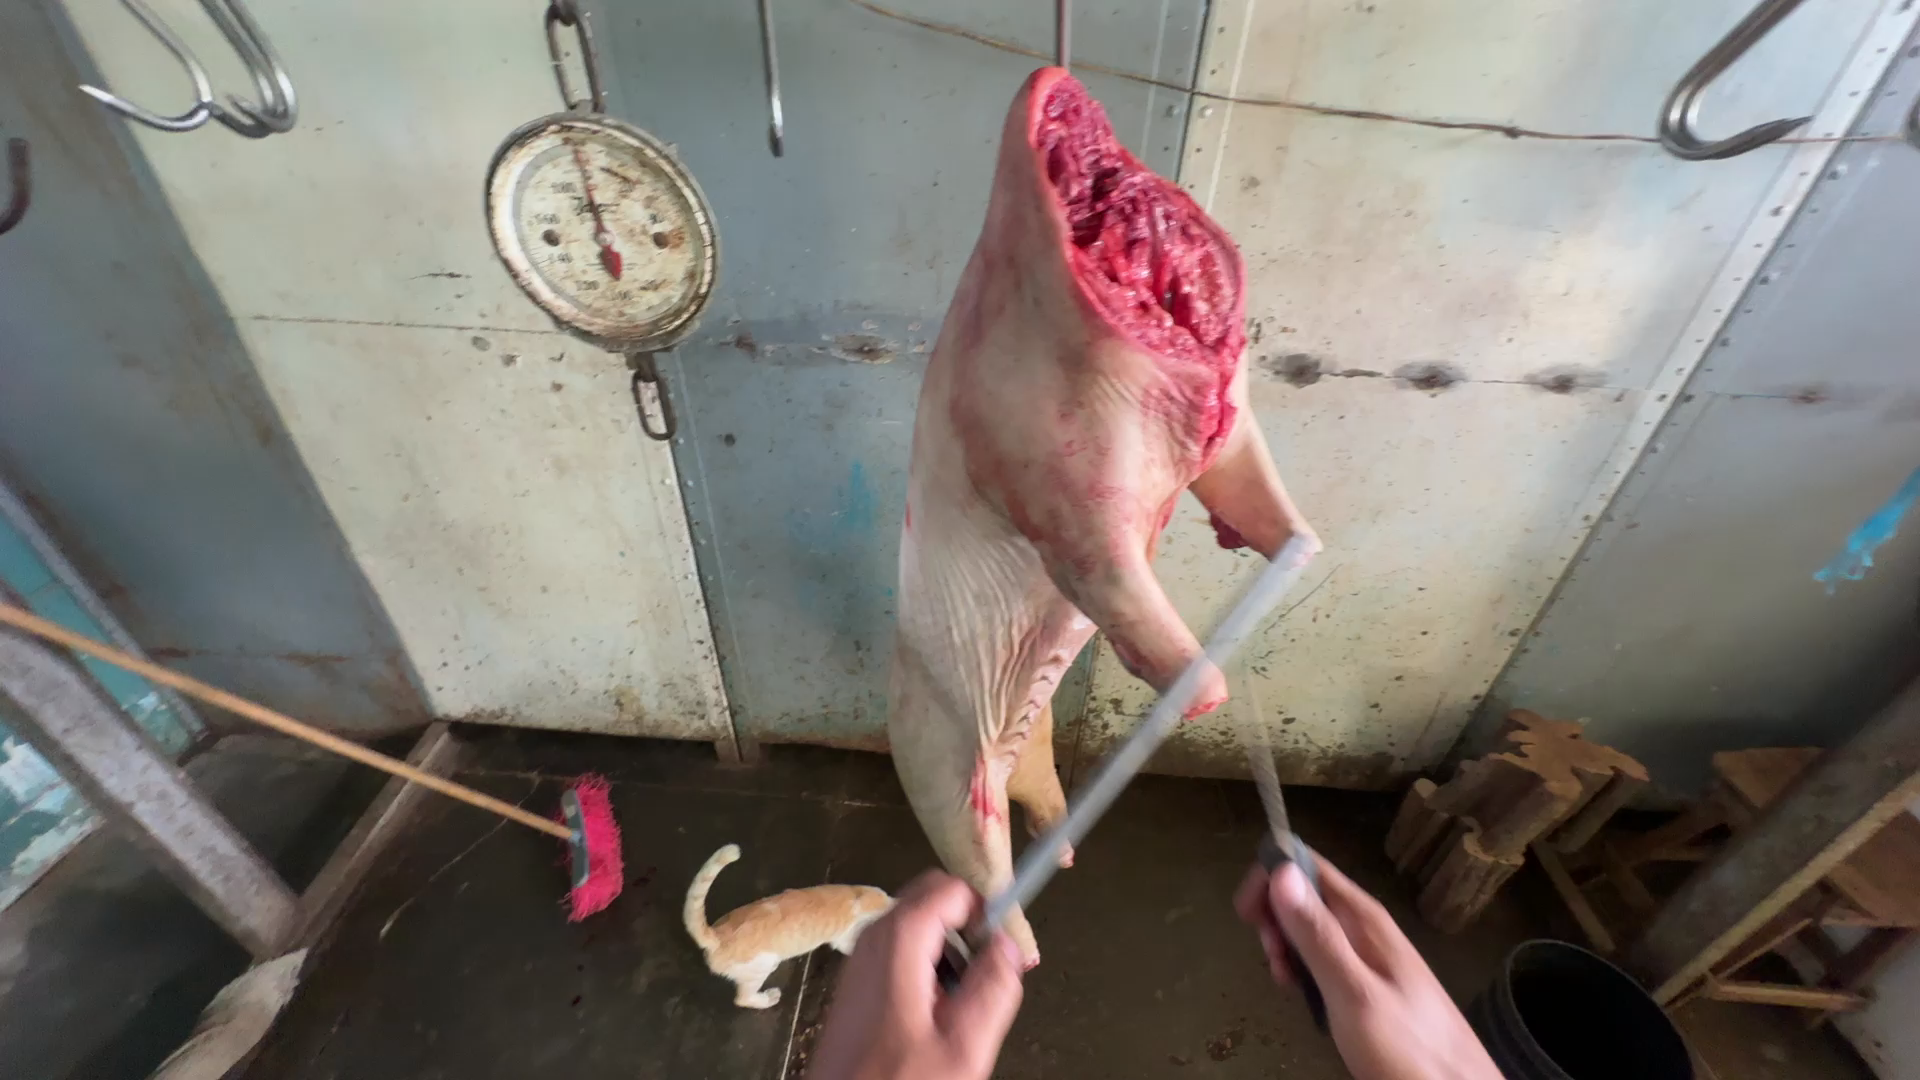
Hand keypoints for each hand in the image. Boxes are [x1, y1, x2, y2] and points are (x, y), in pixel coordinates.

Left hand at [808, 872, 1023, 1079]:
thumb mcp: (962, 1047)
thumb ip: (993, 989)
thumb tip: (1008, 945)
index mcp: (899, 938)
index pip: (952, 886)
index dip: (984, 908)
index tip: (1000, 944)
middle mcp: (876, 935)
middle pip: (933, 895)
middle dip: (967, 923)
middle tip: (987, 968)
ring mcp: (863, 954)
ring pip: (919, 920)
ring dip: (949, 944)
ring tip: (961, 998)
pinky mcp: (859, 977)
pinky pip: (902, 945)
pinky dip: (928, 961)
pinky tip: (935, 1009)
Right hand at [1235, 859, 1500, 1079]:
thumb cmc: (1410, 1051)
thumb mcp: (1354, 994)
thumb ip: (1316, 934)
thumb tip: (1279, 868)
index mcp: (1362, 916)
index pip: (1304, 863)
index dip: (1268, 876)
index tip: (1248, 915)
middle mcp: (1363, 926)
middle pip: (1301, 893)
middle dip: (1273, 916)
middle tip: (1270, 956)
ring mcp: (1366, 954)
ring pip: (1307, 926)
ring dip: (1284, 944)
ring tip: (1284, 980)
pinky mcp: (1365, 981)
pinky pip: (1321, 956)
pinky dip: (1300, 966)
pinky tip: (1300, 992)